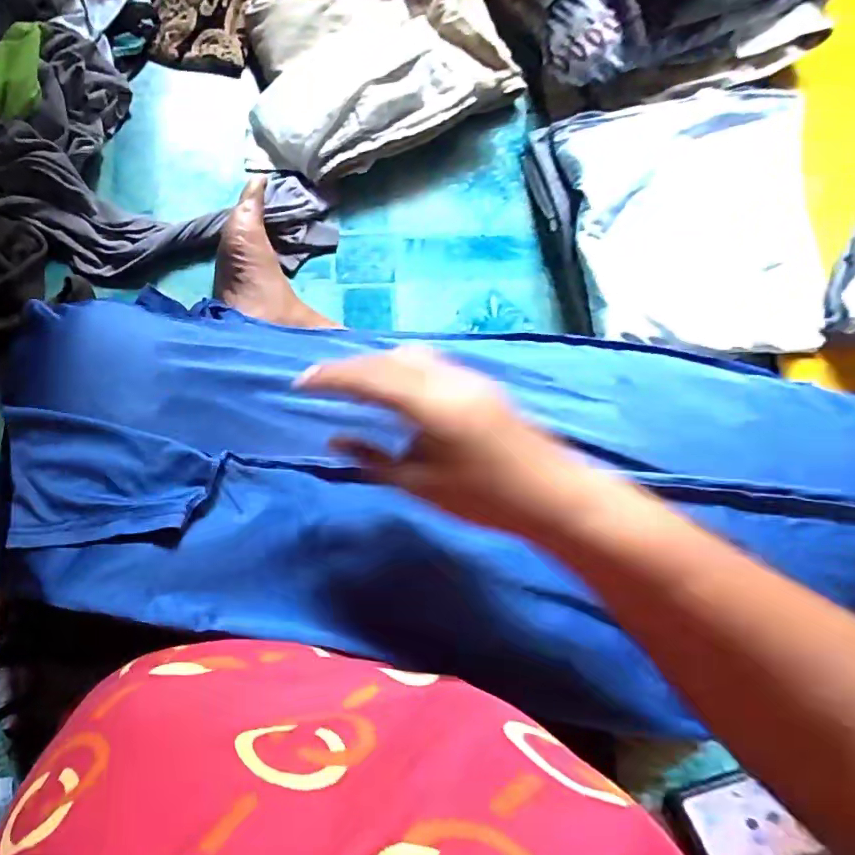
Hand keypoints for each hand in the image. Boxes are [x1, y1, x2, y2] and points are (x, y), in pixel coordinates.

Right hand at [296, 347, 620, 536]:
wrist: (555, 497)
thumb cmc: (485, 499)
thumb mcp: (419, 485)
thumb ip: (372, 459)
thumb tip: (335, 440)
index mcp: (429, 403)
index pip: (368, 378)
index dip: (330, 378)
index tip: (300, 383)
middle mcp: (447, 378)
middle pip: (385, 360)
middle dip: (347, 368)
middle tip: (317, 383)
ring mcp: (466, 377)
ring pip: (407, 356)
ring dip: (374, 364)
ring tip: (350, 385)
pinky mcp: (478, 383)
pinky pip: (426, 362)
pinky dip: (398, 367)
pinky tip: (392, 389)